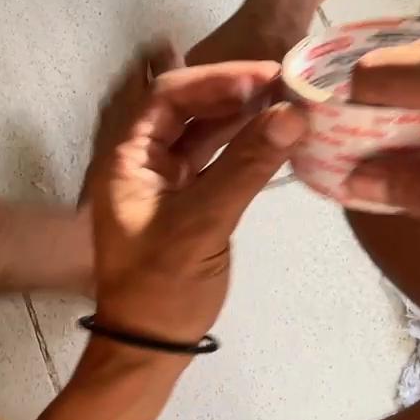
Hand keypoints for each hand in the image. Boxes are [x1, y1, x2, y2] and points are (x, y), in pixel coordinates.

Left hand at [83, 44, 305, 343]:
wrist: (151, 341)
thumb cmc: (163, 285)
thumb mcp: (203, 223)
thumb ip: (245, 166)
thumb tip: (293, 113)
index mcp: (125, 158)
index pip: (165, 97)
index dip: (214, 80)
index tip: (265, 77)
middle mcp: (140, 160)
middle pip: (185, 108)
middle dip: (232, 91)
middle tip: (287, 84)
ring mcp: (164, 179)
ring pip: (202, 132)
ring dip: (242, 115)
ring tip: (291, 101)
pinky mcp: (187, 198)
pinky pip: (215, 158)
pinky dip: (244, 145)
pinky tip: (278, 132)